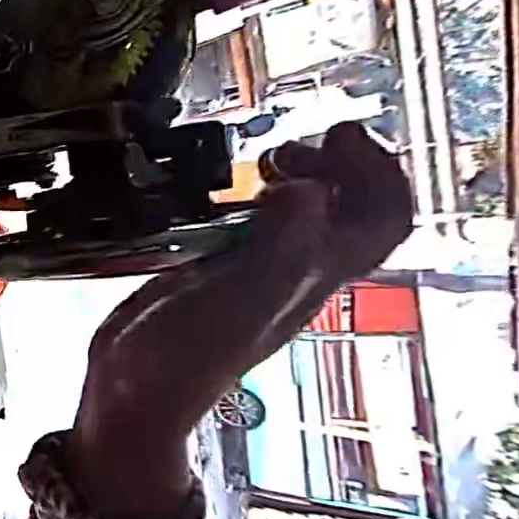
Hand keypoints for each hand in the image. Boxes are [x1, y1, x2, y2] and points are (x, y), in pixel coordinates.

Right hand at [72, 122, 412, 518]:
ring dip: (292, 182)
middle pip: (346, 214)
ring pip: (295, 220)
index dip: (376, 170)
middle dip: (335, 168)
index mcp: (311, 275)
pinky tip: (211, 198)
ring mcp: (247, 274)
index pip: (382, 217)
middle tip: (290, 147)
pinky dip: (242, 202)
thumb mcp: (241, 293)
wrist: (136, 384)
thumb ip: (281, 241)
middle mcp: (290, 272)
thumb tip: (310, 188)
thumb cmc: (188, 348)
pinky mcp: (205, 276)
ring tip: (258, 164)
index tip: (334, 134)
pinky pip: (244, 230)